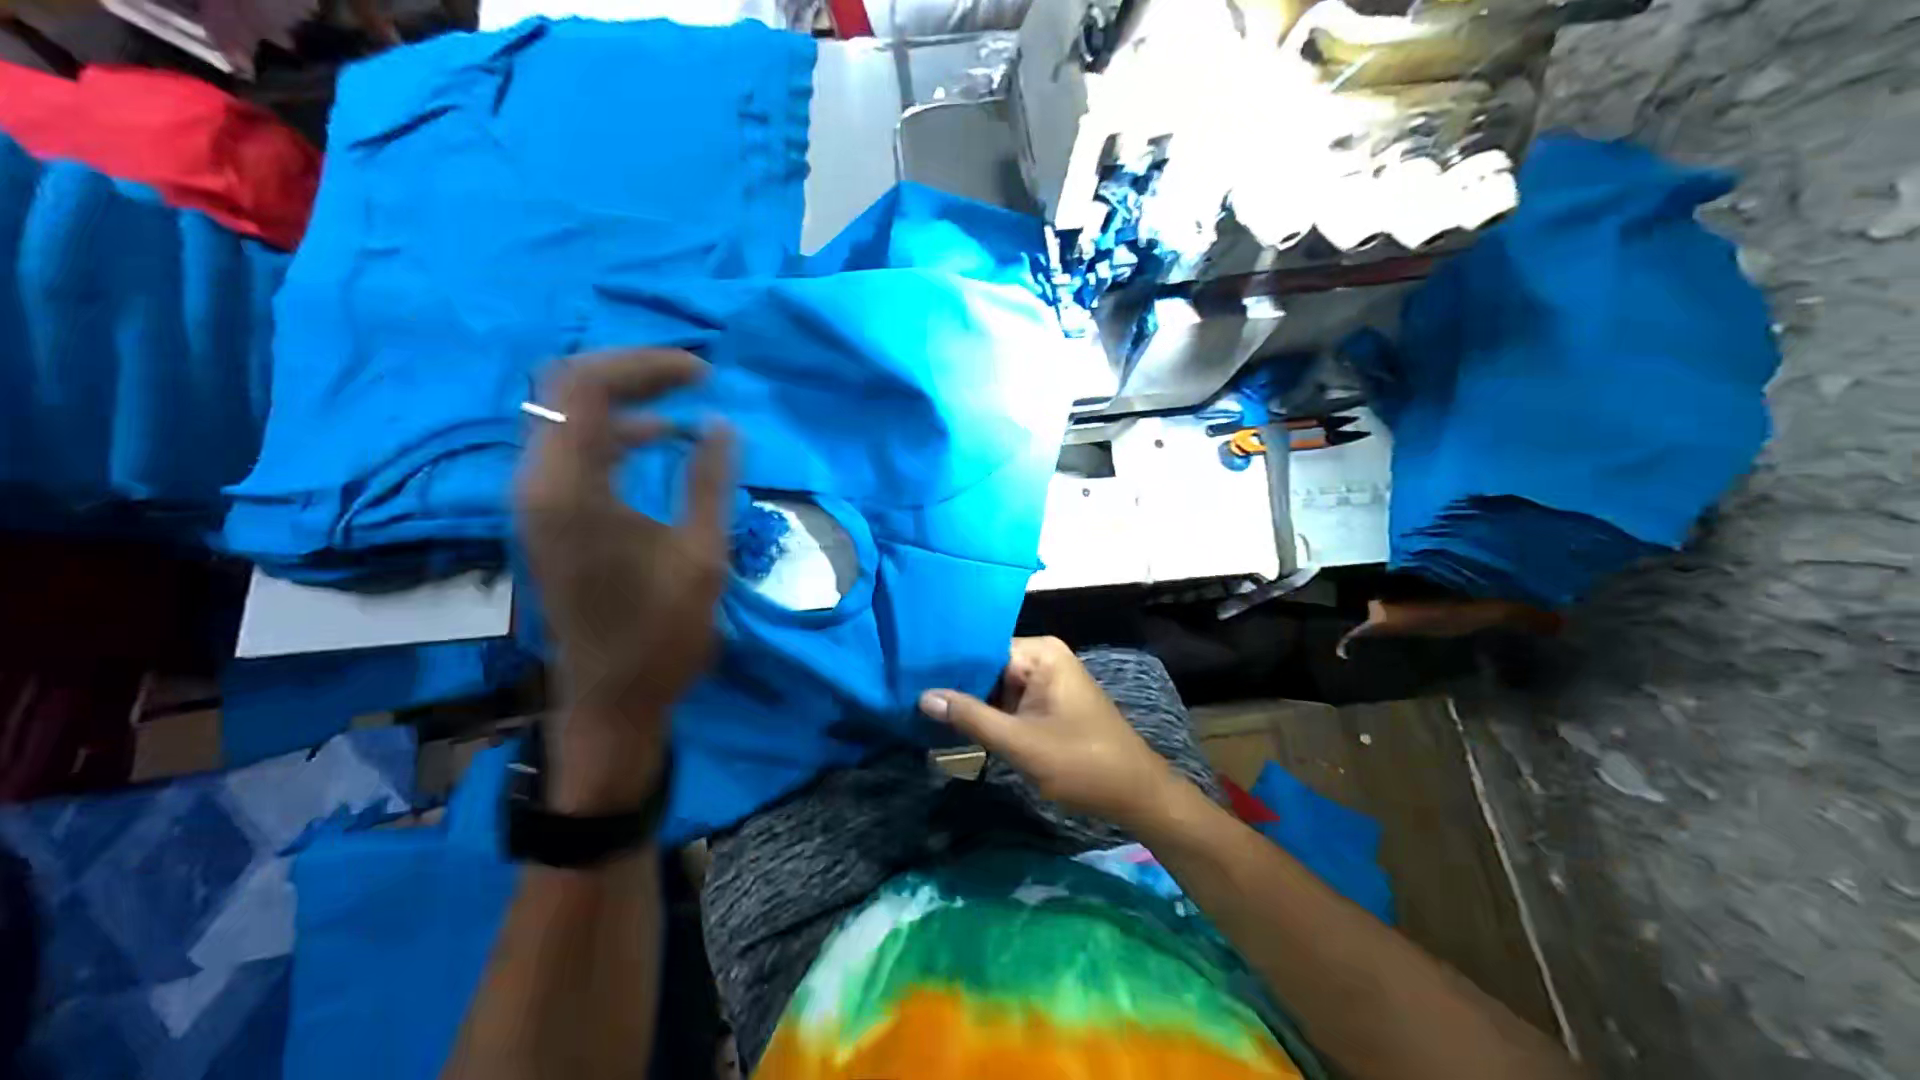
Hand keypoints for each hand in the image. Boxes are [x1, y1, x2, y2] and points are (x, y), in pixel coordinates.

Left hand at [515, 349, 733, 809]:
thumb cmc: (661, 635)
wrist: (611, 700)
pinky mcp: (546, 516)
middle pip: (567, 386)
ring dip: (622, 396)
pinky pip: (570, 445)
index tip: (706, 372)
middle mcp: (537, 483)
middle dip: (632, 371)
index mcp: (571, 489)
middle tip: (692, 375)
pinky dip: (612, 428)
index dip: (647, 364)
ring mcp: (535, 500)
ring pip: (564, 412)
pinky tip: (657, 437)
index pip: (588, 384)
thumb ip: (709, 480)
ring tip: (681, 395)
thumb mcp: (701, 556)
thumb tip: (721, 424)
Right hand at [919, 637, 1184, 830]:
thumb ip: (971, 717)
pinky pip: (1008, 702)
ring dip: (968, 704)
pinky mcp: (1047, 703)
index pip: (980, 648)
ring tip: (920, 712)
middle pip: (985, 666)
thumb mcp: (1020, 742)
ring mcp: (1046, 680)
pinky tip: (954, 725)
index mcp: (1040, 653)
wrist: (1135, 793)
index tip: (907, 675)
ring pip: (994, 687)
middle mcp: (1042, 657)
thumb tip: (922, 696)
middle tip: (907, 698)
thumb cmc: (1082, 763)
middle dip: (954, 686)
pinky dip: (987, 715)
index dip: (945, 665)